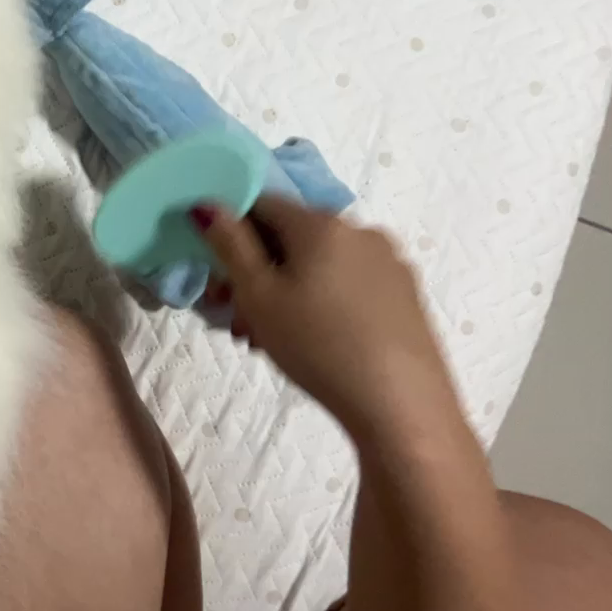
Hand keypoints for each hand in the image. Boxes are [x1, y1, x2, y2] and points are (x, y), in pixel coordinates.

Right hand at [193, 198, 460, 438]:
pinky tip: (302, 336)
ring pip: (314, 263)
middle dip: (251, 269)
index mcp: (322, 224)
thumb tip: (207, 204)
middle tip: (230, 312)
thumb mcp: (257, 293)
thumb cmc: (316, 343)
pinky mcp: (404, 294)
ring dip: (279, 289)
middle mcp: (360, 231)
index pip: (259, 203)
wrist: (401, 407)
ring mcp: (389, 263)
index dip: (227, 230)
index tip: (213, 270)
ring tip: (261, 335)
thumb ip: (229, 243)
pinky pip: (343, 281)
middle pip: (287, 236)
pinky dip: (313, 299)